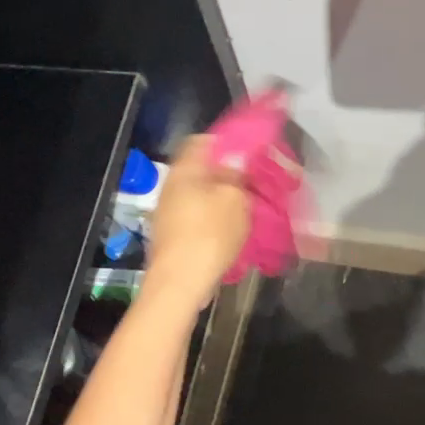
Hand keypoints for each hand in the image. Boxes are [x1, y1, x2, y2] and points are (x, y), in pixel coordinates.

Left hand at [142, 135, 249, 312]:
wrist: (179, 283)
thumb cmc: (208, 235)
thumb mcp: (234, 198)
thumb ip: (237, 174)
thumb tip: (237, 156)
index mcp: (184, 170)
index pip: (203, 141)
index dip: (228, 142)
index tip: (252, 152)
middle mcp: (171, 187)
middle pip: (203, 170)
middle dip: (229, 174)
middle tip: (256, 182)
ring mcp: (168, 213)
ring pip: (202, 196)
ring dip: (224, 200)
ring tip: (250, 208)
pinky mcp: (173, 237)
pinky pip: (199, 219)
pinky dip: (216, 220)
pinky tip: (234, 231)